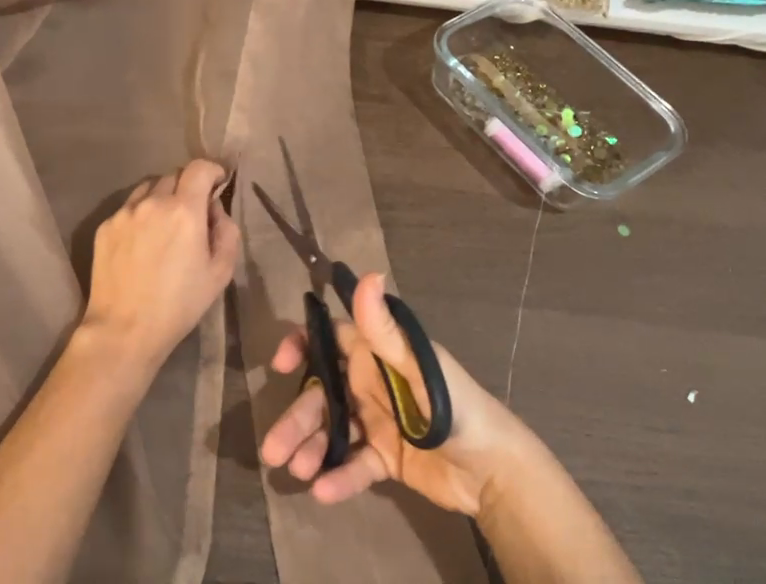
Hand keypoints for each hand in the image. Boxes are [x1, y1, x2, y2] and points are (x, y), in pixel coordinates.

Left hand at [81, 159, 240, 367]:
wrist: (124, 329)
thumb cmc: (179, 305)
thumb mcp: (220, 273)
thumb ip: (226, 232)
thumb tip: (216, 210)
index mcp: (184, 210)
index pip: (199, 168)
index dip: (212, 171)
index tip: (217, 184)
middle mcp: (152, 202)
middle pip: (173, 175)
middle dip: (187, 187)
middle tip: (192, 213)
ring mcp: (124, 213)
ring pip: (148, 189)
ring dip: (161, 198)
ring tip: (165, 227)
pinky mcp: (105, 227)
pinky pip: (128, 209)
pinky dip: (140, 216)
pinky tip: (142, 244)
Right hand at [259, 273, 531, 516]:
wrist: (494, 469)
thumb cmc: (456, 405)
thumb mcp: (418, 365)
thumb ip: (385, 329)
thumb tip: (368, 274)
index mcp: (375, 354)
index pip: (328, 340)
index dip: (301, 347)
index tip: (280, 365)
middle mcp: (368, 384)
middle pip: (320, 394)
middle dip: (295, 418)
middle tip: (271, 447)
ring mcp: (373, 422)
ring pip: (330, 431)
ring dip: (309, 449)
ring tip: (295, 471)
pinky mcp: (383, 458)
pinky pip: (354, 465)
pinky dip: (339, 477)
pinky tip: (323, 492)